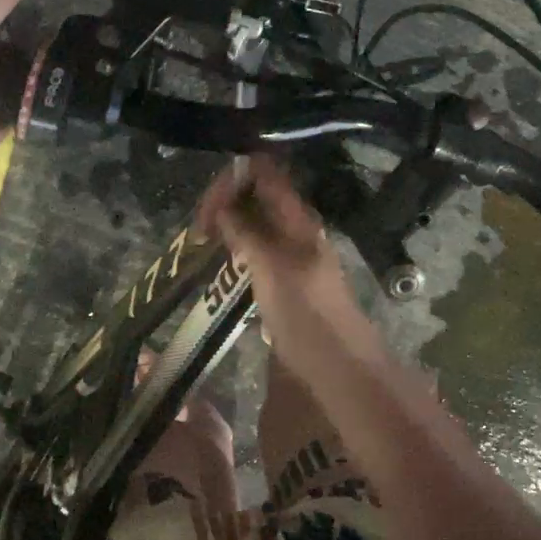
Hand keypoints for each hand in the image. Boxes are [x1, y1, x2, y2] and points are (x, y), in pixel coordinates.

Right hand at [197, 156, 379, 364]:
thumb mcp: (270, 269)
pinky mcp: (286, 274)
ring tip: (203, 241)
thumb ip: (245, 233)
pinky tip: (221, 260)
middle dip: (225, 200)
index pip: (263, 171)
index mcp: (296, 217)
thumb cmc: (305, 315)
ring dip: (228, 223)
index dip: (232, 178)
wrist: (340, 368)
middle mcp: (295, 226)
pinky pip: (257, 244)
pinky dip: (236, 244)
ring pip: (255, 219)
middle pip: (256, 192)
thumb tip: (222, 208)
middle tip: (199, 227)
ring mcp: (292, 250)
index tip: (207, 206)